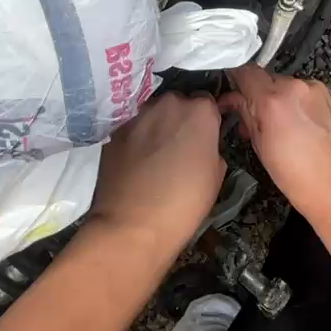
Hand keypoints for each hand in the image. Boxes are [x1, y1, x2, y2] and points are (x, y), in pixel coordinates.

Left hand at [89, 93, 224, 252]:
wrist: (131, 226)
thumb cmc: (184, 203)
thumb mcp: (215, 175)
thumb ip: (211, 147)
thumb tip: (200, 145)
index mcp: (200, 111)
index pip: (208, 103)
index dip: (207, 121)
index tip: (205, 139)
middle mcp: (168, 103)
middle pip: (179, 103)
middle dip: (180, 120)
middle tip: (180, 147)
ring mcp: (138, 115)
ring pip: (154, 114)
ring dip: (157, 127)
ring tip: (155, 155)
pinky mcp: (115, 131)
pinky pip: (133, 128)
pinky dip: (137, 139)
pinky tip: (137, 163)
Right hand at [223, 66, 330, 223]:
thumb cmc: (300, 178)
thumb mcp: (261, 148)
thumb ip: (247, 116)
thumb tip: (237, 101)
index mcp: (275, 99)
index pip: (247, 72)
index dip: (239, 81)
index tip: (237, 90)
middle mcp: (300, 88)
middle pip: (274, 81)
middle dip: (267, 98)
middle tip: (266, 123)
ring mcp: (324, 92)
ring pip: (298, 89)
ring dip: (291, 103)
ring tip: (295, 133)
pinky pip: (320, 99)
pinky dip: (314, 110)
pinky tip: (315, 133)